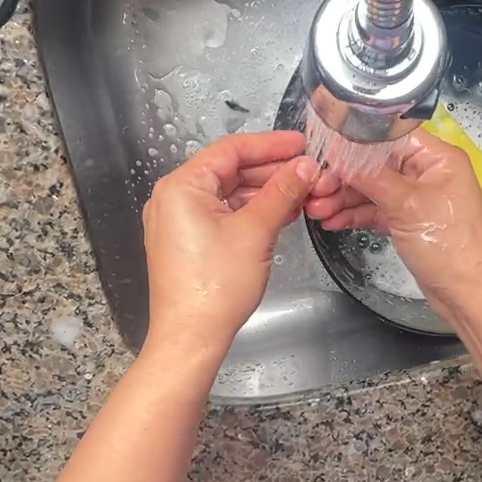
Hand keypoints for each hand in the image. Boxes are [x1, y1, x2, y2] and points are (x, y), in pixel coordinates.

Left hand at [142, 131, 322, 360]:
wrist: (191, 337)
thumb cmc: (213, 289)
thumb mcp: (256, 232)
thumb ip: (282, 193)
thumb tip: (304, 167)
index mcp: (181, 187)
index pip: (231, 150)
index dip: (270, 145)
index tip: (300, 144)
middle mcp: (174, 199)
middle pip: (230, 171)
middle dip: (271, 172)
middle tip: (307, 172)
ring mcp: (179, 222)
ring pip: (229, 194)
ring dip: (264, 193)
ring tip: (301, 194)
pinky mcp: (188, 242)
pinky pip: (222, 215)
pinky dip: (250, 212)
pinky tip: (279, 214)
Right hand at [303, 129, 481, 319]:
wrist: (470, 295)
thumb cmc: (456, 249)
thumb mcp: (408, 205)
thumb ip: (371, 177)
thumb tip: (341, 155)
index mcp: (438, 159)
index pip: (389, 138)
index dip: (356, 142)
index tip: (327, 150)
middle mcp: (428, 175)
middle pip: (376, 165)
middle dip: (344, 176)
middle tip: (317, 186)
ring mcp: (418, 200)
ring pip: (372, 190)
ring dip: (344, 198)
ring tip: (317, 207)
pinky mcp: (409, 223)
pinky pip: (376, 212)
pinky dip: (355, 216)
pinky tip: (333, 220)